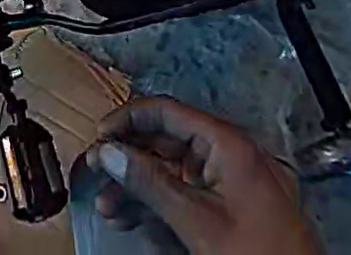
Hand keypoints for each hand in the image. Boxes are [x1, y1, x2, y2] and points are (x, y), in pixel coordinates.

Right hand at [85, 96, 320, 254]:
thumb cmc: (254, 253)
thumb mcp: (196, 220)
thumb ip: (149, 182)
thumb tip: (107, 152)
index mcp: (225, 141)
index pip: (166, 111)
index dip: (129, 118)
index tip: (99, 134)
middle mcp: (226, 151)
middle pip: (165, 140)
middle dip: (129, 157)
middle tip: (97, 171)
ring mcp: (228, 180)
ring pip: (171, 169)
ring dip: (138, 185)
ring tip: (107, 205)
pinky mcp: (229, 206)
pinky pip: (185, 192)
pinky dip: (158, 203)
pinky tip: (130, 218)